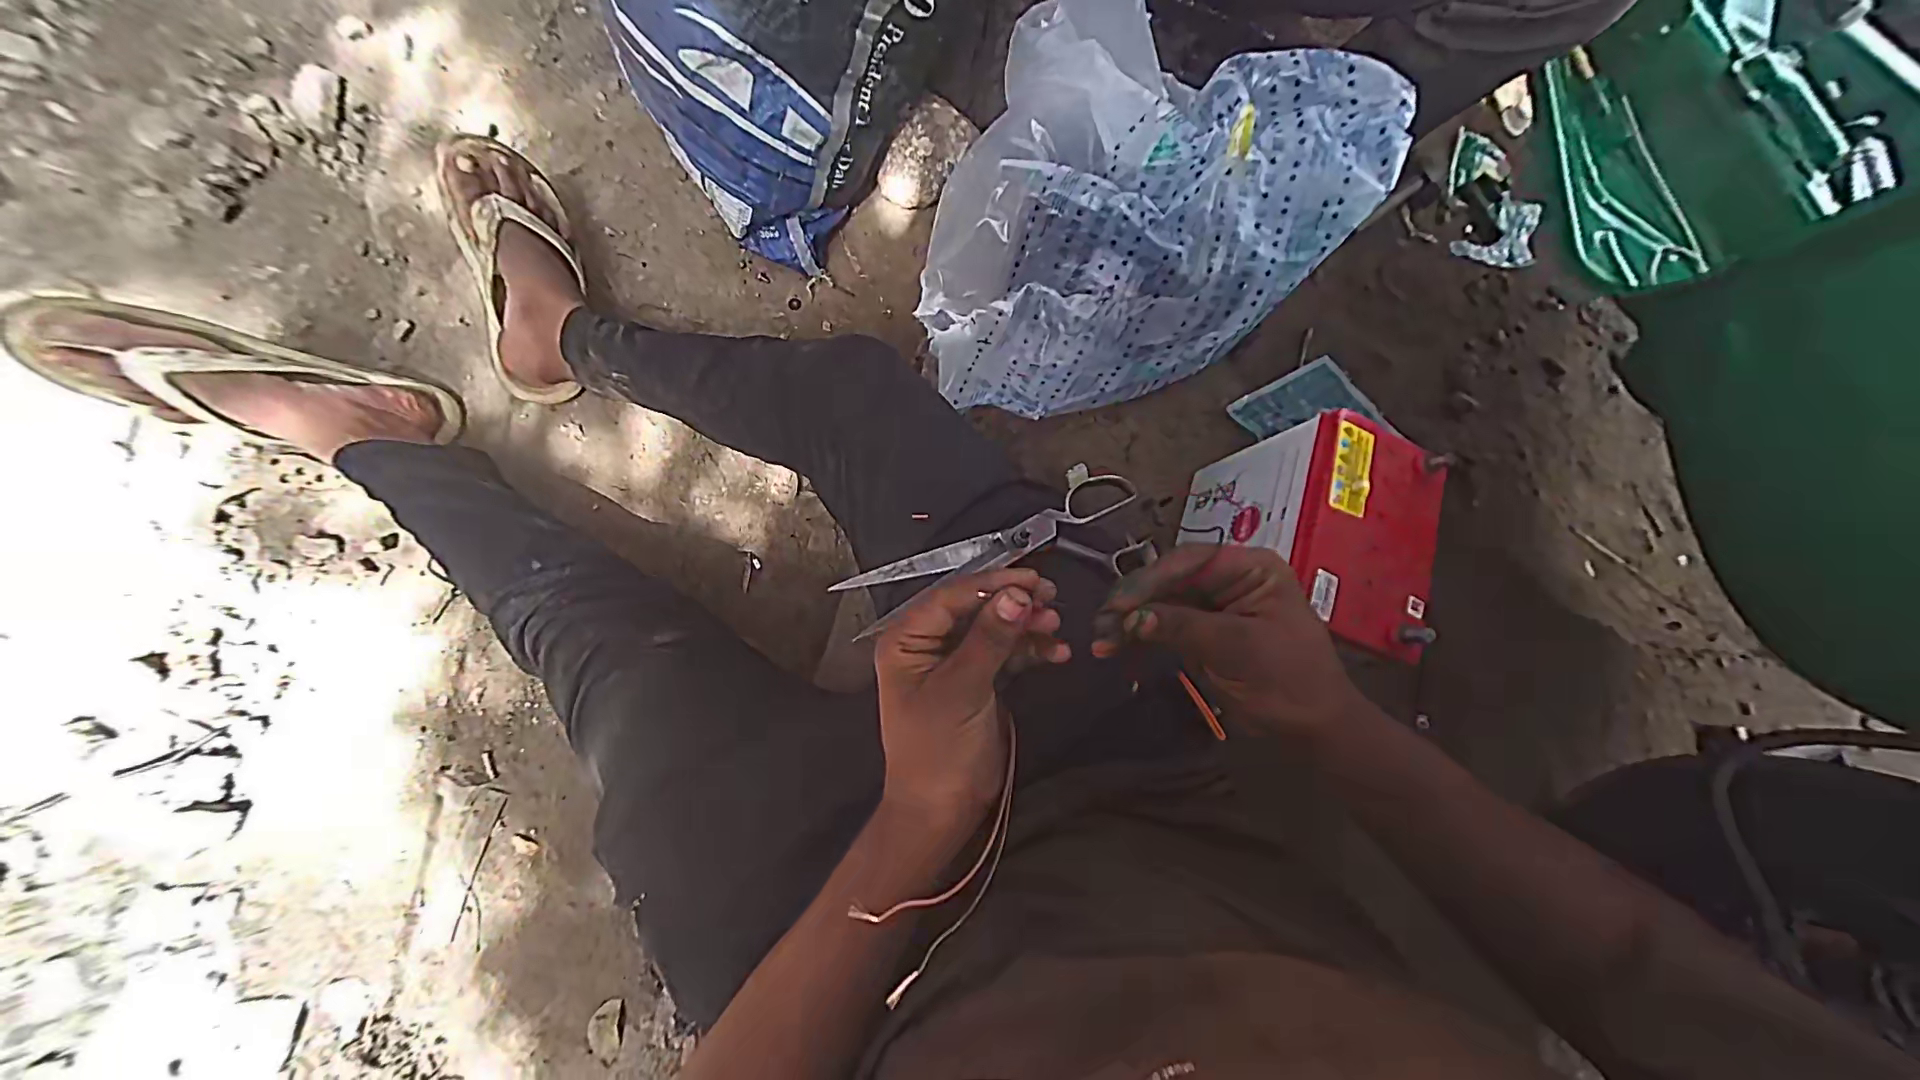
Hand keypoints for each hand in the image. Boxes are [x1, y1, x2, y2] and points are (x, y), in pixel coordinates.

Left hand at [874, 568, 1068, 828]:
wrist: (941, 809)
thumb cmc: (937, 750)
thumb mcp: (962, 689)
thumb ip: (989, 639)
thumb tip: (1017, 595)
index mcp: (906, 639)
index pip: (950, 596)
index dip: (991, 584)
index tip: (1030, 580)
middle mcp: (928, 644)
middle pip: (975, 608)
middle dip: (1013, 602)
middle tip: (1049, 596)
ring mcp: (955, 661)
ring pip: (994, 627)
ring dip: (1026, 624)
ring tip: (1055, 625)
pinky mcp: (978, 680)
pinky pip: (1006, 652)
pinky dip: (1030, 649)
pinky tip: (1055, 651)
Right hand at [1091, 544, 1362, 738]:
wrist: (1315, 729)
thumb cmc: (1291, 681)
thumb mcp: (1240, 649)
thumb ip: (1184, 627)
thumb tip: (1132, 618)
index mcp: (1250, 568)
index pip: (1190, 561)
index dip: (1150, 579)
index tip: (1119, 605)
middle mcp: (1227, 579)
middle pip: (1168, 578)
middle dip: (1133, 601)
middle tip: (1102, 625)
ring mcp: (1211, 605)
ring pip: (1158, 601)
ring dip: (1128, 620)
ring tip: (1102, 642)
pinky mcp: (1199, 631)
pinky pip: (1161, 624)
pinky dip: (1138, 635)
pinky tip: (1116, 646)